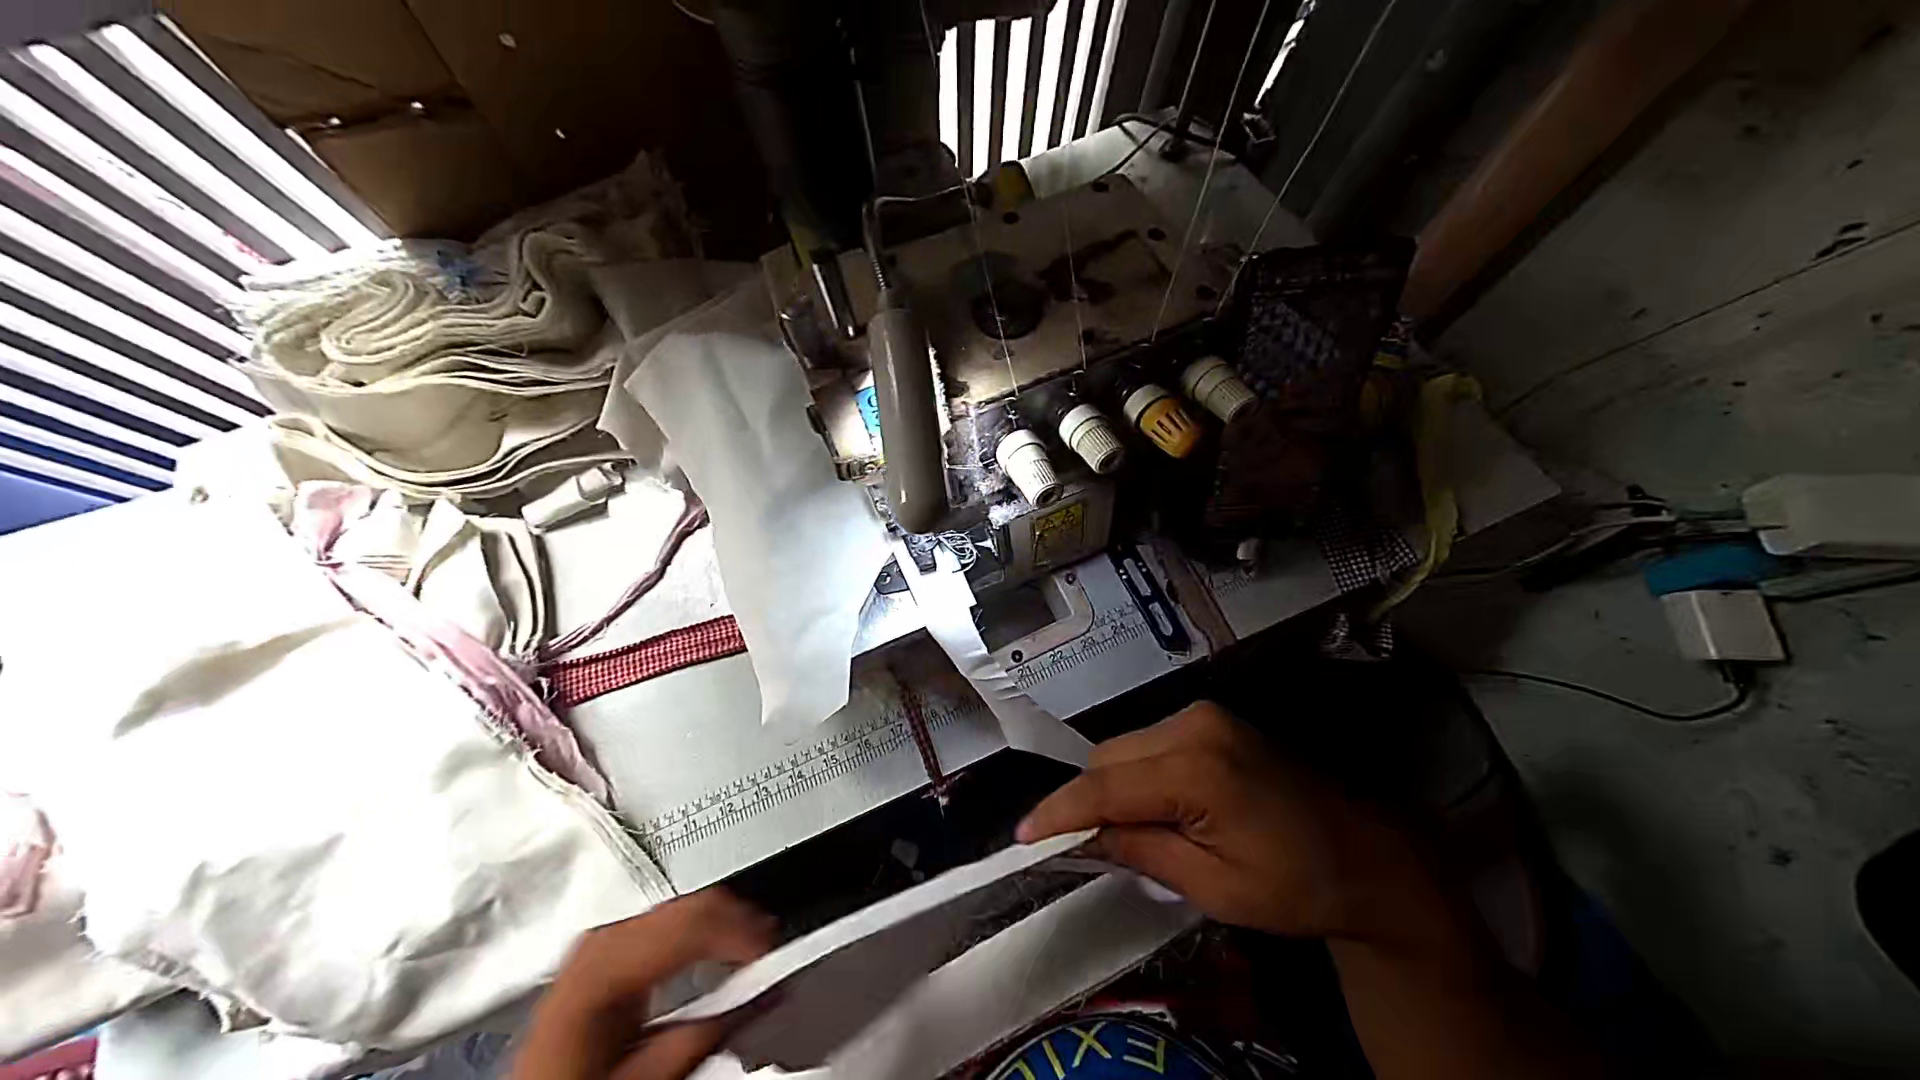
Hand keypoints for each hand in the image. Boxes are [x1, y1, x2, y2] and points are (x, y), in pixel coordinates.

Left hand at [513, 890, 774, 1079]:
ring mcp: (604, 936)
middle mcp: (601, 938)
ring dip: (726, 923)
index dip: (745, 930)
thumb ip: (704, 1032)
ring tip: (756, 951)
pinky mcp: (610, 944)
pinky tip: (720, 947)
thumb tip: (764, 993)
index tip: (777, 953)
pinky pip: (670, 918)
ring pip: (685, 905)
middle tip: (775, 951)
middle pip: (692, 904)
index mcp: (604, 964)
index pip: (693, 919)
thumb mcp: (645, 1074)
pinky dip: (705, 928)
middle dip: (741, 922)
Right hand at [1017, 702, 1444, 945]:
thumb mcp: (1210, 884)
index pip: (1106, 785)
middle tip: (1075, 846)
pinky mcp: (1210, 721)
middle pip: (1109, 758)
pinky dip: (1135, 775)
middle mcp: (1194, 725)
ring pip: (1125, 748)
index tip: (1024, 835)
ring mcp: (1204, 716)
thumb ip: (1138, 850)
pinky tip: (1147, 807)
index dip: (1061, 811)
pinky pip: (1148, 745)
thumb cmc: (1295, 885)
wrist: (1369, 858)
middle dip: (1087, 800)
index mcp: (1198, 768)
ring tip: (1119, 832)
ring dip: (1111, 787)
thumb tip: (1081, 836)